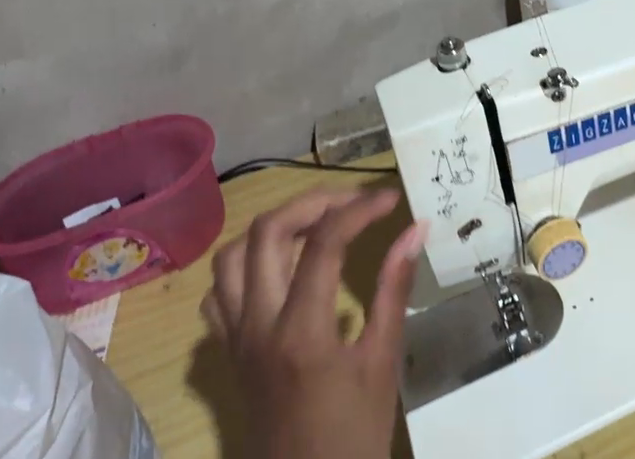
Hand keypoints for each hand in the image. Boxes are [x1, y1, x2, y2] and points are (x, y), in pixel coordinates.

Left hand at [202, 186, 427, 458]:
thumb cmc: (355, 434)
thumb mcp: (383, 363)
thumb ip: (394, 290)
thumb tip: (415, 230)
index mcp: (302, 330)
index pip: (324, 242)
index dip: (359, 209)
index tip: (390, 199)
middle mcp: (258, 325)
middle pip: (267, 233)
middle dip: (314, 203)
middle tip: (355, 204)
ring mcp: (235, 339)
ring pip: (232, 256)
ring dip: (273, 229)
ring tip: (316, 227)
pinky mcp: (228, 353)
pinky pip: (219, 293)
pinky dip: (244, 266)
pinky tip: (278, 269)